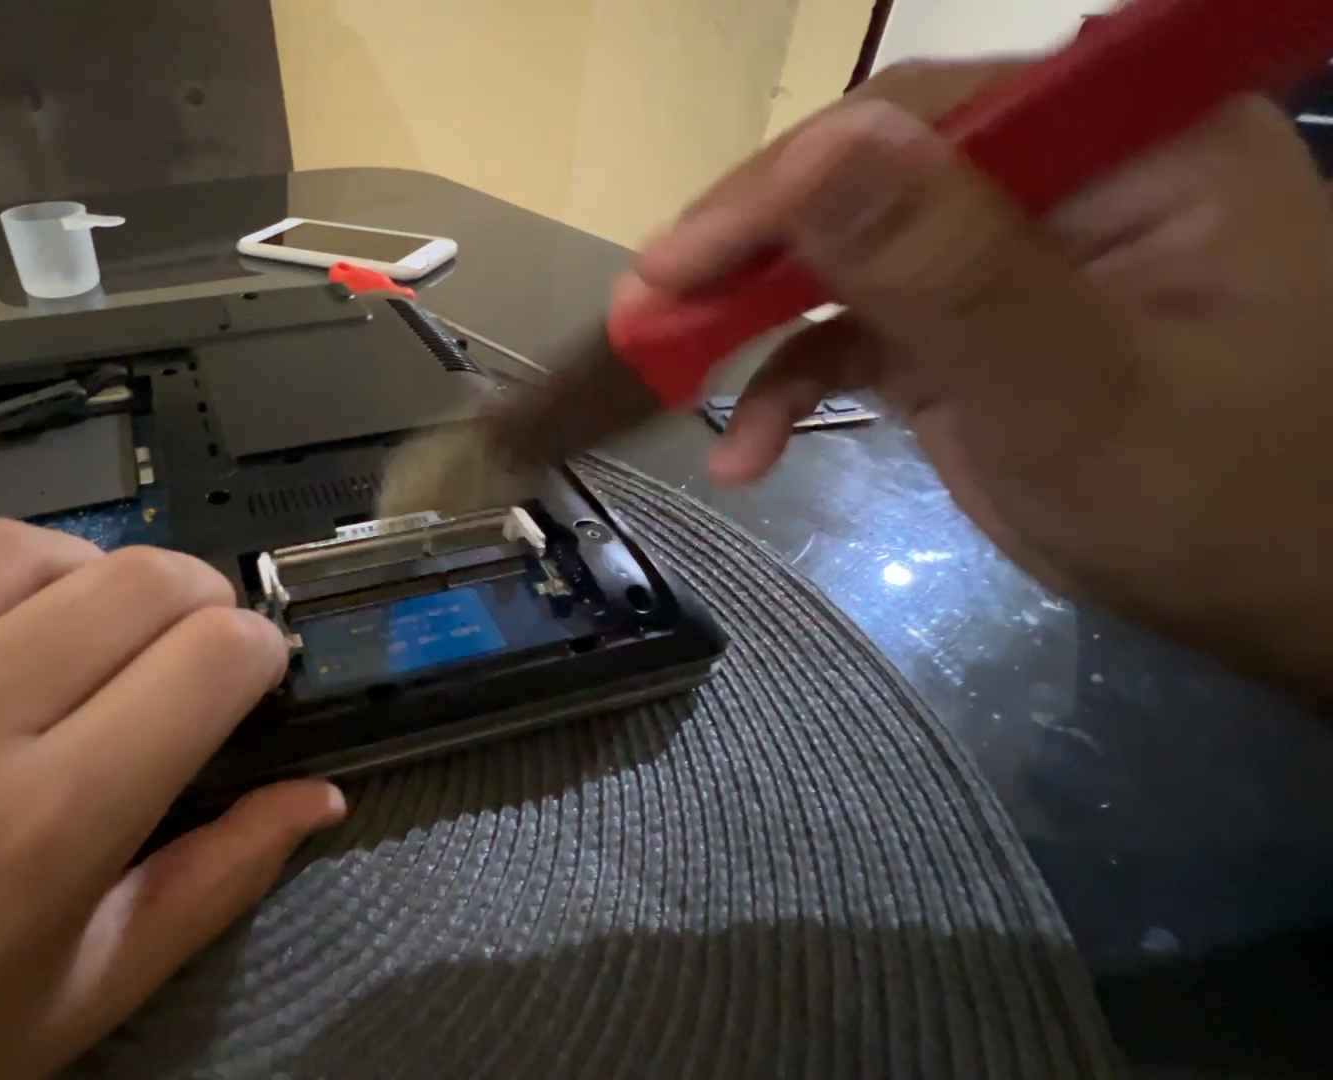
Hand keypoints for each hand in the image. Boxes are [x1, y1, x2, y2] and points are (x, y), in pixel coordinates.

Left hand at [0, 522, 344, 1078]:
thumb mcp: (81, 994)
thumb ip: (219, 880)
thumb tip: (320, 797)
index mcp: (43, 825)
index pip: (211, 660)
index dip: (259, 650)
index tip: (254, 672)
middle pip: (141, 579)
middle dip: (200, 599)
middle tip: (192, 645)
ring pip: (35, 546)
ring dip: (92, 579)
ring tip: (85, 634)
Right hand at [628, 61, 1332, 699]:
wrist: (1262, 600)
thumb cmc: (1207, 494)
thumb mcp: (1065, 382)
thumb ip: (944, 267)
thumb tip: (818, 153)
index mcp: (1115, 151)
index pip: (912, 125)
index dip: (779, 187)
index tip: (671, 262)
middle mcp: (1044, 187)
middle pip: (853, 193)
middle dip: (741, 264)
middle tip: (641, 313)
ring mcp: (987, 264)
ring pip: (830, 269)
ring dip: (746, 334)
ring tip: (669, 383)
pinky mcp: (947, 335)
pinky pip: (840, 343)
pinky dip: (783, 395)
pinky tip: (745, 454)